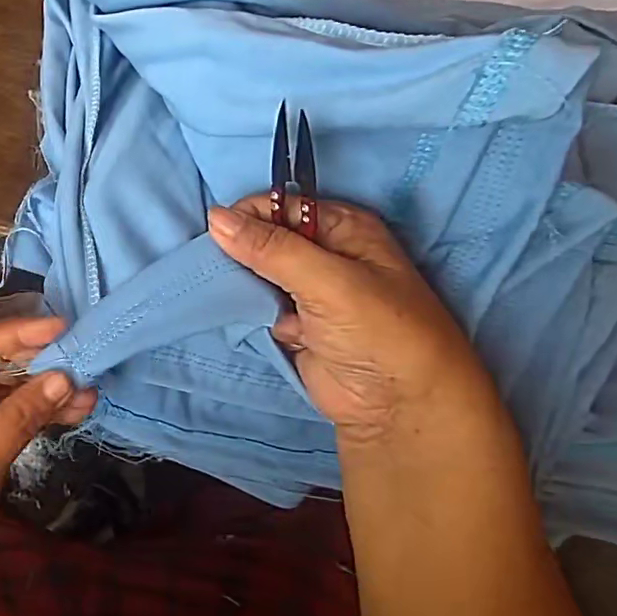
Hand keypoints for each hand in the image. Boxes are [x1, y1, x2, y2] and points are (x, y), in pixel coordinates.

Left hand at [0, 317, 97, 587]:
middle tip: (82, 354)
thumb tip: (65, 378)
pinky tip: (76, 406)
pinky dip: (43, 405)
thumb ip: (21, 415)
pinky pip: (15, 402)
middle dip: (40, 359)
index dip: (20, 333)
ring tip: (88, 387)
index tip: (61, 326)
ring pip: (11, 379)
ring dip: (47, 384)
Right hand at [208, 196, 500, 446]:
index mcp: (343, 228)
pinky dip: (252, 312)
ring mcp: (308, 290)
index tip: (219, 237)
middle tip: (218, 267)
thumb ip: (270, 248)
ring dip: (242, 283)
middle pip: (264, 238)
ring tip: (236, 295)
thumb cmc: (381, 334)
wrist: (400, 409)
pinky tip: (257, 321)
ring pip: (257, 273)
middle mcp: (325, 253)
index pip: (282, 206)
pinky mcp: (295, 323)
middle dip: (240, 251)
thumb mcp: (328, 281)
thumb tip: (216, 218)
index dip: (249, 217)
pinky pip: (258, 305)